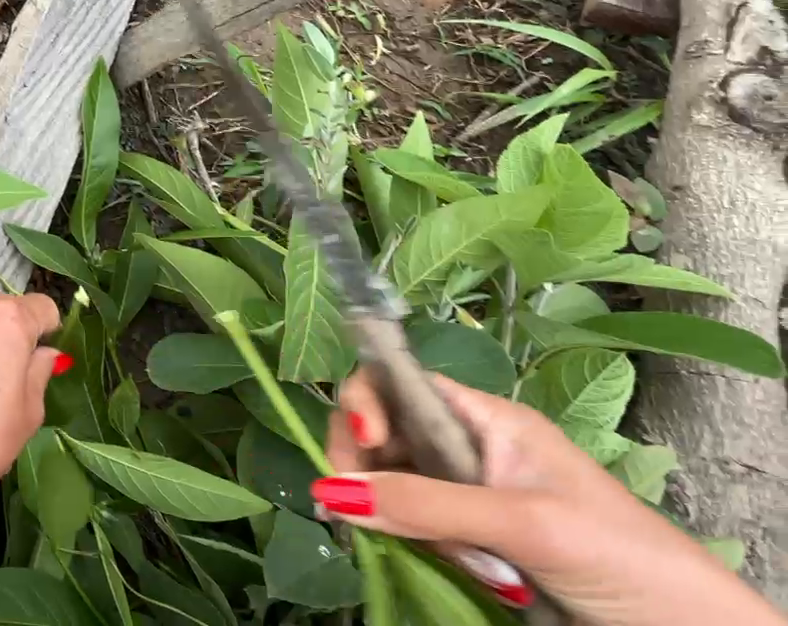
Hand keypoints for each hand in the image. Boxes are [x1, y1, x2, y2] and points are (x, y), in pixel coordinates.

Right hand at [321, 373, 783, 625]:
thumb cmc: (624, 558)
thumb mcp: (525, 525)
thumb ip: (427, 505)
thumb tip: (329, 491)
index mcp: (485, 419)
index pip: (395, 384)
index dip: (364, 402)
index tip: (363, 444)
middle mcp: (467, 448)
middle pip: (381, 437)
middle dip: (373, 474)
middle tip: (365, 514)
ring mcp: (466, 494)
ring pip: (393, 487)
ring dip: (404, 521)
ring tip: (460, 561)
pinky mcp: (468, 538)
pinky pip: (414, 528)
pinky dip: (419, 547)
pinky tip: (458, 571)